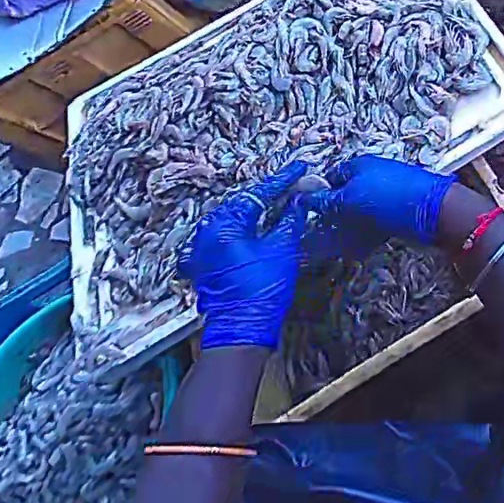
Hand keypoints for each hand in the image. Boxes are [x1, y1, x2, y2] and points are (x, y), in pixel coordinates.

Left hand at [182, 162, 315, 349]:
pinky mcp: (208, 264)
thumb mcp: (281, 250)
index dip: (282, 181)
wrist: (241, 332)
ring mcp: (205, 249)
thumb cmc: (260, 291)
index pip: (258, 193)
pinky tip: (263, 229)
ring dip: (258, 212)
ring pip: (236, 220)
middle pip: (244, 204)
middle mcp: (209, 231)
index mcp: (224, 223)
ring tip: (281, 204)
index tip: (298, 170)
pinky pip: (229, 236)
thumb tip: (298, 200)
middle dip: (269, 195)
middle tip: (292, 186)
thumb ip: (290, 219)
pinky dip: (248, 229)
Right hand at [304, 156, 455, 251]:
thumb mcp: (350, 198)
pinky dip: (362, 236)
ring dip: (345, 229)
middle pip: (343, 197)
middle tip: (319, 234)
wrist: (434, 212)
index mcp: (357, 166)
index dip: (316, 194)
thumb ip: (325, 200)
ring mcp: (384, 197)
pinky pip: (372, 225)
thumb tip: (301, 200)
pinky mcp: (395, 215)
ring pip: (357, 214)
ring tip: (334, 246)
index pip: (329, 177)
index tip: (305, 213)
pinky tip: (356, 249)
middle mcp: (370, 178)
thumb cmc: (389, 198)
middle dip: (331, 215)